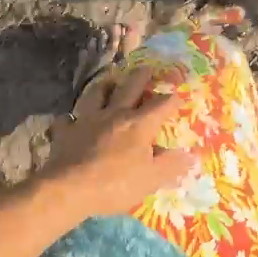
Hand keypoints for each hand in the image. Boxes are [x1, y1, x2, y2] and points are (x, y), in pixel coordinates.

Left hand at [47, 67, 197, 215]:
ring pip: (97, 93)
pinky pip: (67, 118)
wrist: (68, 188)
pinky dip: (72, 118)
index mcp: (139, 124)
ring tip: (110, 82)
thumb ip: (171, 166)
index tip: (179, 95)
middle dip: (142, 76)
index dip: (172, 99)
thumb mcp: (150, 179)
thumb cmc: (115, 184)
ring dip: (105, 86)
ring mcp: (88, 119)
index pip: (161, 105)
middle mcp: (115, 114)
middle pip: (130, 87)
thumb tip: (191, 156)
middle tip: (147, 68)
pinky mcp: (66, 131)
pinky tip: (72, 120)